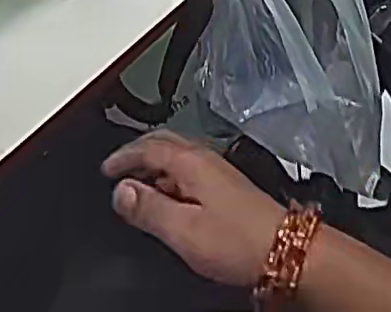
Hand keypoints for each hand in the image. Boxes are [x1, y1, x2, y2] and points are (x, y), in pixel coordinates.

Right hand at [102, 130, 286, 287]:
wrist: (284, 248)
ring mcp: (215, 168)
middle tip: (117, 168)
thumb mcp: (184, 231)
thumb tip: (122, 192)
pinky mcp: (224, 183)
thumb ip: (150, 210)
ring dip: (153, 164)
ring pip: (175, 154)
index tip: (106, 168)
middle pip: (162, 142)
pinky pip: (187, 168)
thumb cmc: (237, 240)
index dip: (123, 156)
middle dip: (137, 152)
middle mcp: (203, 157)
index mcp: (190, 161)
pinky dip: (168, 175)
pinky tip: (167, 197)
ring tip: (137, 184)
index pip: (148, 147)